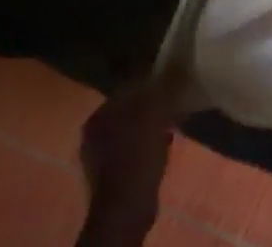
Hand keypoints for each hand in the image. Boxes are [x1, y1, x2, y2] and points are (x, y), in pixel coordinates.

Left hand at [78, 74, 182, 244]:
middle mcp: (94, 132)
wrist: (126, 207)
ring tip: (174, 122)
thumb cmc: (138, 155)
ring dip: (153, 123)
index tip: (176, 83)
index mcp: (99, 115)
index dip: (154, 82)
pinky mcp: (112, 172)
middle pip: (131, 107)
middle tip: (177, 102)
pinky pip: (134, 147)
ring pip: (133, 127)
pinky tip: (165, 144)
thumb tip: (177, 65)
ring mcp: (100, 154)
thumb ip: (165, 87)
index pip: (129, 87)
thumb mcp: (155, 114)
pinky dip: (149, 142)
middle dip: (154, 103)